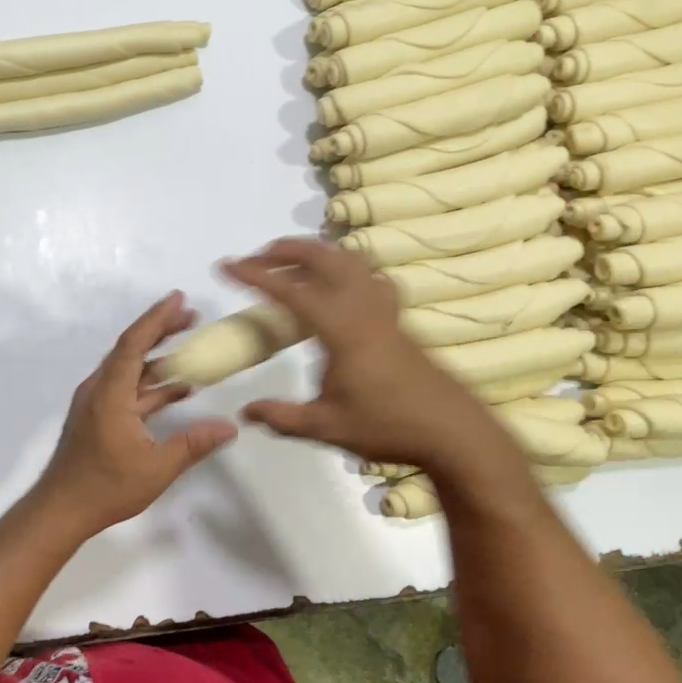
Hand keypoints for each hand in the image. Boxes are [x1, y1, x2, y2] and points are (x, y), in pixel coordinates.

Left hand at [33, 292, 238, 535]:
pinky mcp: (96, 419)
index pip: (134, 344)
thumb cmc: (105, 487)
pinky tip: (177, 391)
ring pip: (129, 372)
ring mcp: (95, 405)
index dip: (156, 319)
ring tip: (191, 353)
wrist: (61, 509)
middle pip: (130, 351)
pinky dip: (150, 387)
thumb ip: (193, 444)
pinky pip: (125, 391)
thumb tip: (229, 427)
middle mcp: (98, 391)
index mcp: (109, 394)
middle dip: (160, 332)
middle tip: (191, 317)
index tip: (179, 299)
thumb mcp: (156, 468)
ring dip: (158, 361)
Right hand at [222, 238, 513, 474]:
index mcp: (342, 331)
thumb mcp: (326, 427)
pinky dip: (348, 269)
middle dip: (289, 250)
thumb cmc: (388, 427)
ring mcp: (387, 313)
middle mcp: (365, 310)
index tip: (227, 266)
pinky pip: (370, 278)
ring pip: (353, 263)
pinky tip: (340, 287)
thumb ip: (283, 416)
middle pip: (326, 260)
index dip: (255, 275)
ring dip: (320, 254)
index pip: (291, 291)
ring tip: (294, 262)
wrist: (454, 432)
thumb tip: (246, 411)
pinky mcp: (399, 321)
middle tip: (258, 256)